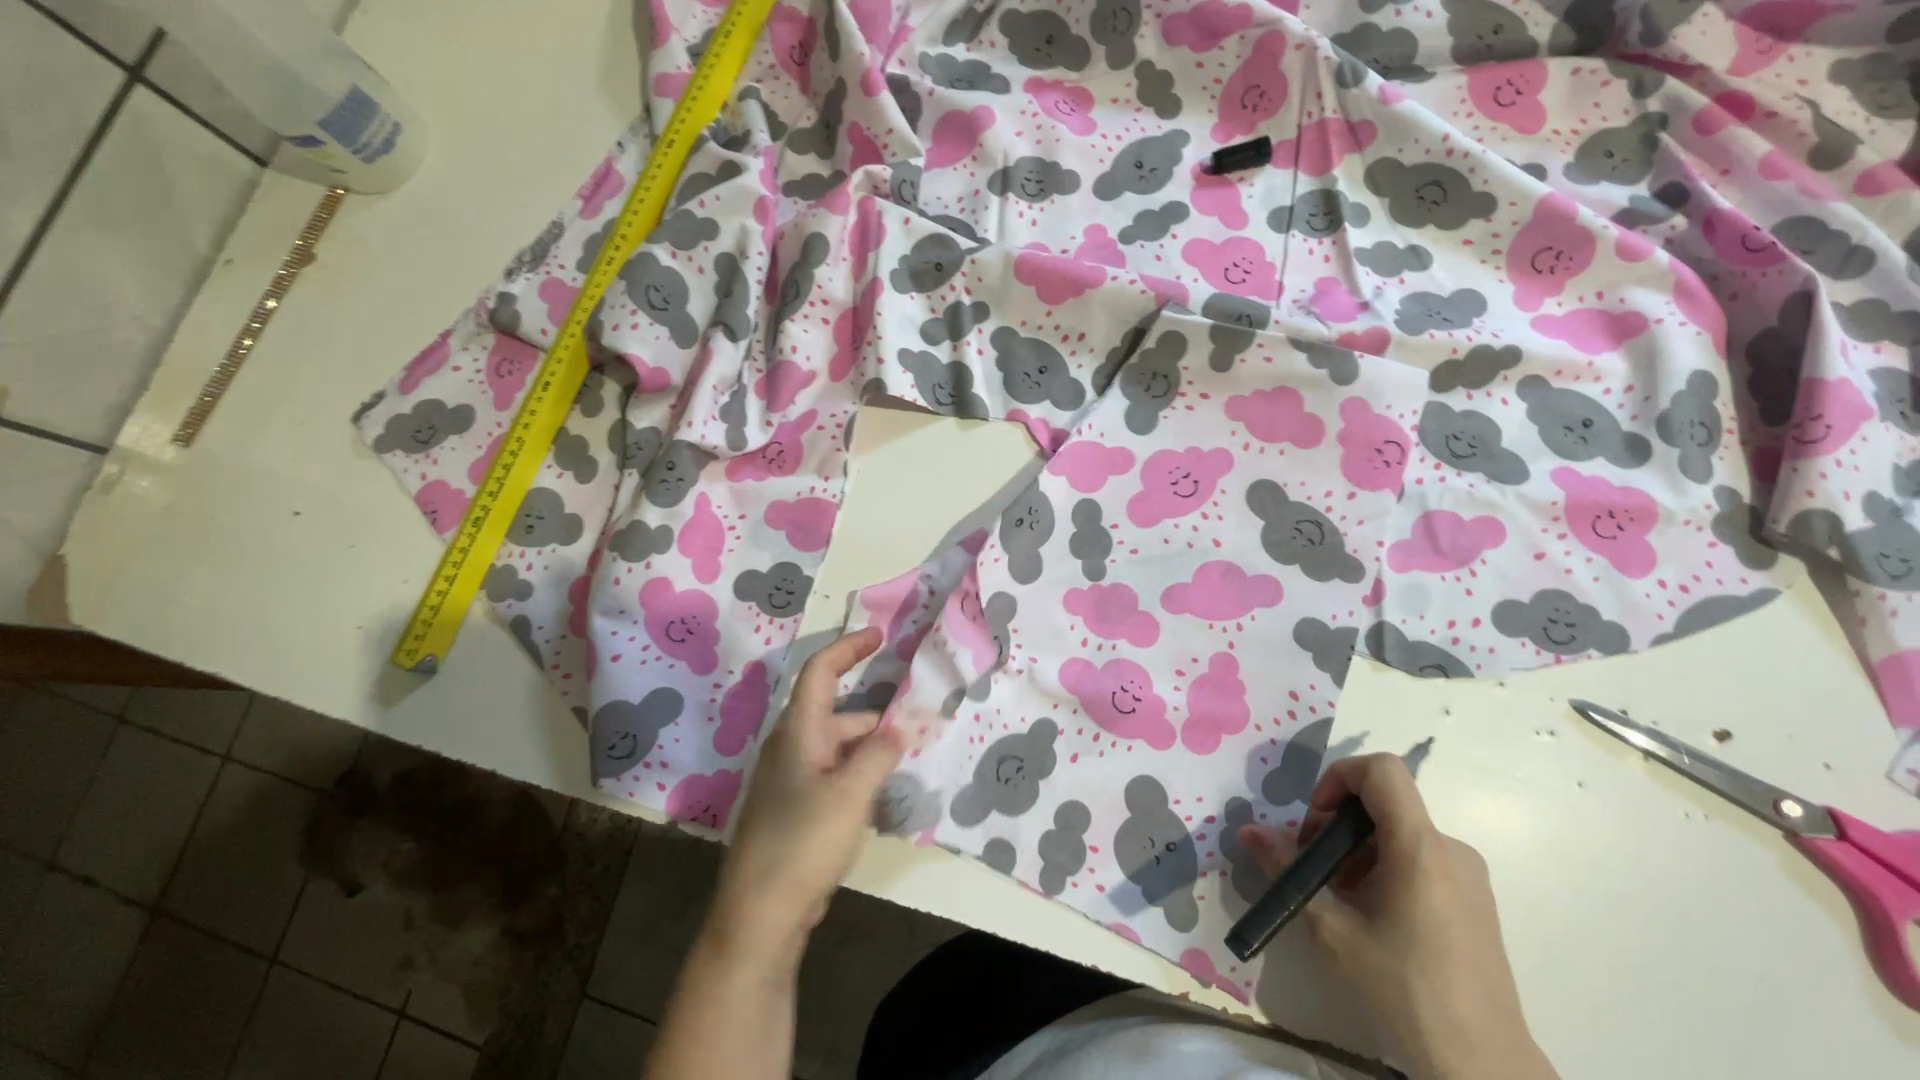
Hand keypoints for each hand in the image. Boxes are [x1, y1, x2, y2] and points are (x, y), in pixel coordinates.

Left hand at [712, 627, 904, 956]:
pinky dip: (860, 775)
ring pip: (838, 749)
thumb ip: (879, 753)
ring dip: (872, 749)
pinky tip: (885, 795)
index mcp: (797, 732)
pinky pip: (833, 778)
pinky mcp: (796, 812)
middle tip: (920, 724)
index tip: (879, 635)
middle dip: (878, 714)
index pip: (820, 672)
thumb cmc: (804, 841)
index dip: (848, 648)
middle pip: (837, 714)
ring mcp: (790, 782)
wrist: (761, 911)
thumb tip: (901, 725)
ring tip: (912, 761)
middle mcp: (791, 749)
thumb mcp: (851, 793)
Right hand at [1238, 754, 1556, 1079]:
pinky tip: (1374, 921)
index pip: (1381, 769)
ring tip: (1341, 905)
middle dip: (1339, 828)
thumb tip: (1248, 831)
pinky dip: (1385, 872)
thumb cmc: (1401, 988)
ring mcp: (1469, 875)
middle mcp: (1451, 849)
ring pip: (1400, 836)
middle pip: (1385, 805)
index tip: (1315, 826)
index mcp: (1420, 846)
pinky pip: (1421, 861)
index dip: (1338, 778)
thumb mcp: (1331, 928)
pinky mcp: (1475, 900)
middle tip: (1315, 875)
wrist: (1479, 1059)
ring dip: (1359, 855)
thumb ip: (1287, 870)